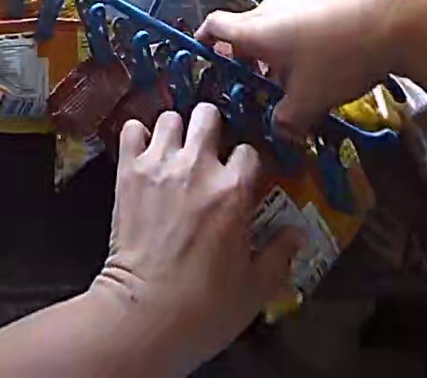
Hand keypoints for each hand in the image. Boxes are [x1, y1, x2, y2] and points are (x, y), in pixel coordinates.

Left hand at [85, 102, 300, 374]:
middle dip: (211, 127)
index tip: (242, 175)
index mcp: (233, 191)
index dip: (247, 162)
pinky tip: (143, 152)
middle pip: (208, 115)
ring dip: (174, 131)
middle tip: (207, 148)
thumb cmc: (205, 306)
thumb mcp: (255, 287)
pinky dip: (137, 135)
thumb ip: (278, 253)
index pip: (249, 151)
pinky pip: (131, 129)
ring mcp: (159, 163)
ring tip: (174, 151)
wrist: (147, 312)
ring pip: (169, 117)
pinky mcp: (129, 168)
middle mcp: (197, 166)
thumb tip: (297, 233)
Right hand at [195, 0, 426, 135]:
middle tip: (251, 83)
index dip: (203, 38)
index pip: (213, 25)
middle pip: (239, 29)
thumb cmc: (337, 58)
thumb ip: (288, 120)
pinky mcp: (316, 3)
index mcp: (253, 31)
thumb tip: (280, 135)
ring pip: (267, 28)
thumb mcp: (311, 98)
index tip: (202, 55)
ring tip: (287, 79)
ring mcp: (292, 4)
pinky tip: (316, 64)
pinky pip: (290, 23)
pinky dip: (291, 43)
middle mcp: (265, 12)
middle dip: (240, 55)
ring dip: (268, 52)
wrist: (390, 20)